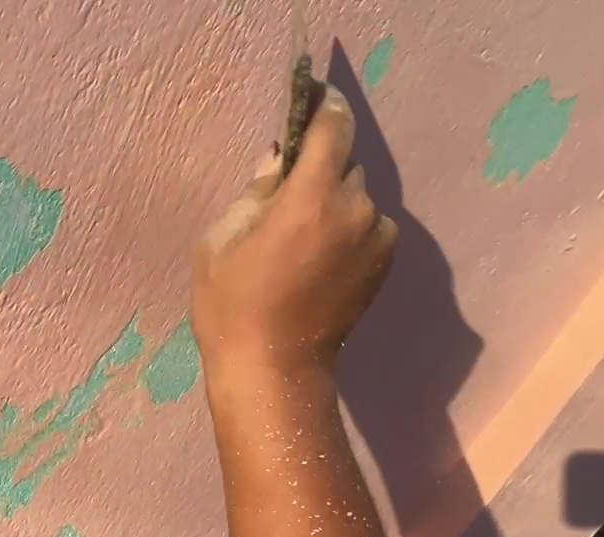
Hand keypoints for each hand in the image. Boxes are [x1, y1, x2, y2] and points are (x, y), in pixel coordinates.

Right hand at [192, 86, 396, 383]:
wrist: (272, 368)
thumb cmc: (230, 308)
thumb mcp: (218, 247)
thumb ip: (252, 197)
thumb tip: (276, 164)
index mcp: (310, 199)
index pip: (330, 130)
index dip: (321, 109)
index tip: (312, 101)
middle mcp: (356, 207)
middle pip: (342, 168)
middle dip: (316, 176)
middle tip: (282, 205)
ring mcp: (377, 234)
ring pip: (353, 200)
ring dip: (330, 208)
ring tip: (295, 246)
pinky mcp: (385, 260)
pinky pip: (365, 228)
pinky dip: (343, 233)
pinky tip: (313, 266)